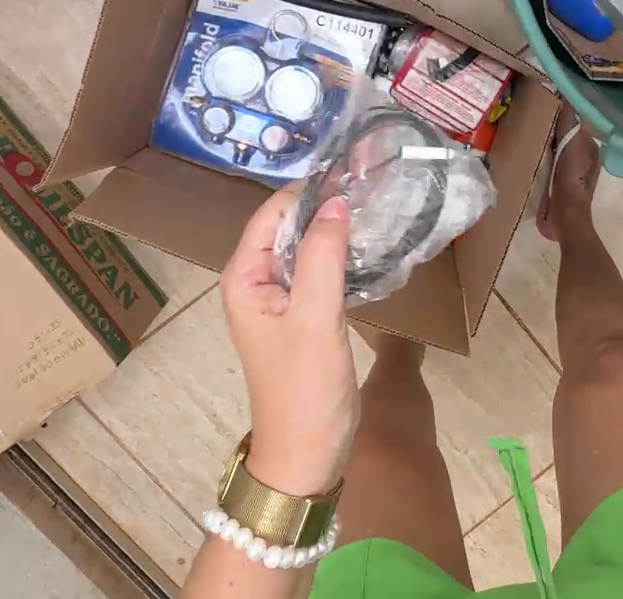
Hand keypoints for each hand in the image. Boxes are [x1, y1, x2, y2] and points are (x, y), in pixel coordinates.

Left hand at [220, 189, 355, 495]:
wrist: (309, 453)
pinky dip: (344, 253)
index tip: (353, 168)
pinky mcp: (307, 313)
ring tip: (377, 203)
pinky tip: (373, 243)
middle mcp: (259, 280)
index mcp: (246, 276)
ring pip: (309, 245)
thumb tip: (337, 200)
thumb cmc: (304, 385)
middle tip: (372, 181)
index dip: (308, 188)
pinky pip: (322, 269)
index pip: (273, 213)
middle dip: (326, 203)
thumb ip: (323, 255)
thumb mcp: (315, 316)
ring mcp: (284, 297)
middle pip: (290, 225)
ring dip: (337, 227)